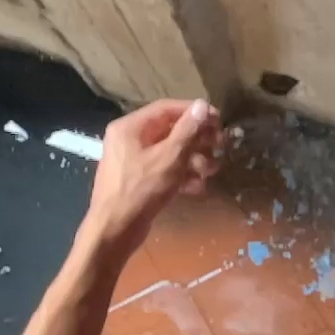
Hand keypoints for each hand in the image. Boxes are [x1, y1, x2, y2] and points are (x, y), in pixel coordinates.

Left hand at [88, 97, 221, 245]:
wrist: (115, 229)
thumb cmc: (141, 190)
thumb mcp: (169, 158)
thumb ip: (188, 131)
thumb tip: (203, 105)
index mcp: (131, 127)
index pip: (167, 109)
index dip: (195, 113)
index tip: (219, 123)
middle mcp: (130, 139)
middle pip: (170, 131)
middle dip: (197, 141)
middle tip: (219, 149)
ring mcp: (133, 161)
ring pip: (170, 153)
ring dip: (194, 161)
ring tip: (209, 172)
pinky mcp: (139, 181)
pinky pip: (164, 171)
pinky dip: (182, 176)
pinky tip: (196, 188)